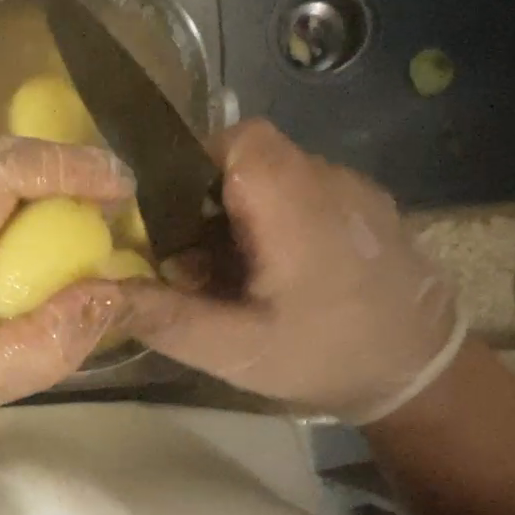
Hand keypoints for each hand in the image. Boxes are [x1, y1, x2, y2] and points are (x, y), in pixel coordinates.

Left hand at [0, 137, 136, 459]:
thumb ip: (47, 342)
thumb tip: (112, 292)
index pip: (0, 173)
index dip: (65, 167)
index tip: (120, 191)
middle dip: (65, 162)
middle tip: (116, 195)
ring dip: (51, 175)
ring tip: (97, 205)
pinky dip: (36, 195)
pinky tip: (63, 226)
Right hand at [111, 120, 465, 422]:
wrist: (423, 374)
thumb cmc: (323, 356)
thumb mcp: (231, 349)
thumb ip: (162, 316)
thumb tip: (91, 293)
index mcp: (295, 205)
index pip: (237, 140)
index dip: (191, 166)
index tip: (166, 217)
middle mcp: (328, 181)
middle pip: (248, 157)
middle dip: (204, 199)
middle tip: (189, 259)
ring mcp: (353, 191)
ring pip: (273, 174)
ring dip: (235, 213)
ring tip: (227, 272)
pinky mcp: (364, 208)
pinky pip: (301, 193)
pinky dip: (270, 220)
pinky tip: (270, 272)